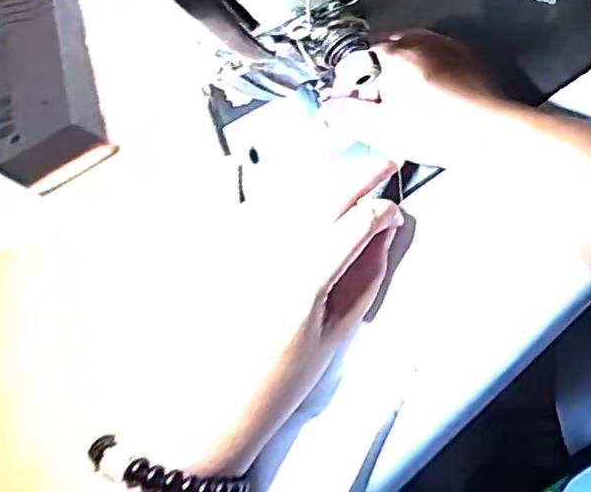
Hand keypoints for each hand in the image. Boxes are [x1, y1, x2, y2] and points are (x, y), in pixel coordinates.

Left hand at [47, 154, 404, 477]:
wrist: (196, 426)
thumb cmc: (268, 391)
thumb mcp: (335, 336)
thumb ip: (366, 277)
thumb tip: (383, 237)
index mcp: (304, 284)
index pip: (359, 222)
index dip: (386, 211)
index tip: (394, 215)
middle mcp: (269, 261)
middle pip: (326, 195)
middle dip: (363, 174)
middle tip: (386, 164)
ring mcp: (239, 257)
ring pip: (292, 194)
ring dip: (327, 180)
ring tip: (349, 177)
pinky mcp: (217, 260)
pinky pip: (256, 210)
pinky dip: (285, 196)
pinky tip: (302, 193)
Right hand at [322, 30, 503, 168]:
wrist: (490, 131)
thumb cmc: (440, 130)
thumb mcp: (382, 128)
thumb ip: (349, 114)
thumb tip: (332, 107)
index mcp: (395, 54)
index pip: (353, 60)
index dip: (342, 85)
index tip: (343, 103)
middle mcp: (421, 42)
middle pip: (380, 49)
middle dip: (368, 73)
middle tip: (368, 101)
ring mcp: (446, 46)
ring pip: (407, 49)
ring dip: (394, 68)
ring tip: (397, 99)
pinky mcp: (465, 56)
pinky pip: (432, 55)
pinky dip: (420, 68)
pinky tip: (425, 94)